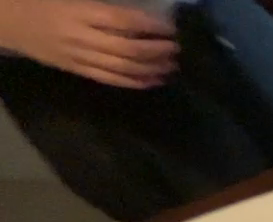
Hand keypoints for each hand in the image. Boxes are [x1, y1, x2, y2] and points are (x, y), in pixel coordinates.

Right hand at [0, 0, 175, 88]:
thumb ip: (99, 7)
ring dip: (155, 68)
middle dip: (159, 50)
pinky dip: (140, 82)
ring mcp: (78, 55)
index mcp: (74, 11)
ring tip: (172, 65)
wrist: (1, 19)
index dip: (150, 26)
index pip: (121, 20)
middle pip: (130, 49)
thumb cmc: (34, 2)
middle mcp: (79, 36)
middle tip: (175, 49)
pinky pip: (115, 80)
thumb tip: (138, 16)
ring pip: (127, 68)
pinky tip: (157, 79)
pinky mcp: (77, 70)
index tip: (169, 29)